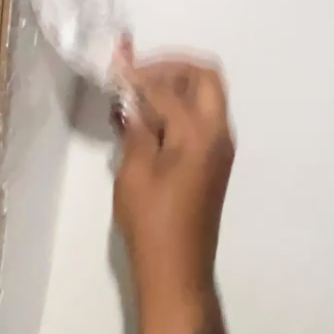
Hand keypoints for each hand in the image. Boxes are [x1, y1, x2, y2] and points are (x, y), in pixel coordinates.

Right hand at [113, 50, 234, 333]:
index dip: (140, 74)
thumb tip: (133, 100)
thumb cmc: (151, 220)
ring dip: (175, 86)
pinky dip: (177, 108)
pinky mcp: (212, 160)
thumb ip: (137, 129)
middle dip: (170, 68)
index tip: (114, 67)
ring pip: (206, 96)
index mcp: (199, 134)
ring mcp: (219, 147)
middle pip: (205, 77)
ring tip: (136, 98)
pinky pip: (201, 117)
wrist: (176, 266)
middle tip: (135, 77)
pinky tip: (146, 122)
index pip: (170, 87)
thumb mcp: (134, 171)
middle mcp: (218, 133)